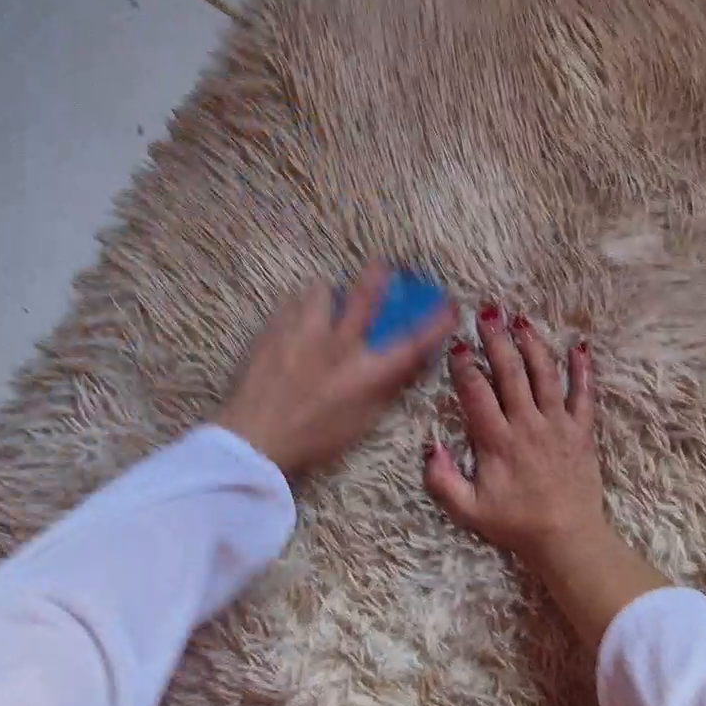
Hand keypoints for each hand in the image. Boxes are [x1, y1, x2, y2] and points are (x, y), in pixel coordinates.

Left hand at [216, 262, 454, 476]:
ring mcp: (304, 333)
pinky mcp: (273, 330)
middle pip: (366, 295)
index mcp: (366, 373)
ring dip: (329, 294)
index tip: (451, 305)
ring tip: (325, 302)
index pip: (413, 342)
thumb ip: (386, 388)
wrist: (254, 440)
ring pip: (322, 291)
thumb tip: (408, 363)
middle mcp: (340, 345)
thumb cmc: (312, 440)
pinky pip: (291, 304)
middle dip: (378, 275)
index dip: (437, 322)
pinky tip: (295, 320)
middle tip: (380, 265)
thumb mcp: (361, 423)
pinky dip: (298, 308)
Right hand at [426, 306, 667, 648]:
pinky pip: (584, 394)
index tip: (456, 344)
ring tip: (520, 320)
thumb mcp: (468, 509)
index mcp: (498, 441)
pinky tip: (579, 346)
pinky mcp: (582, 431)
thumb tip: (429, 447)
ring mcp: (558, 425)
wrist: (567, 538)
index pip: (477, 393)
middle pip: (511, 372)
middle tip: (487, 313)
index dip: (464, 366)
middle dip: (497, 340)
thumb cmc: (514, 523)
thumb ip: (443, 480)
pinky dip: (582, 369)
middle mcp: (528, 425)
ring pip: (545, 374)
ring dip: (533, 344)